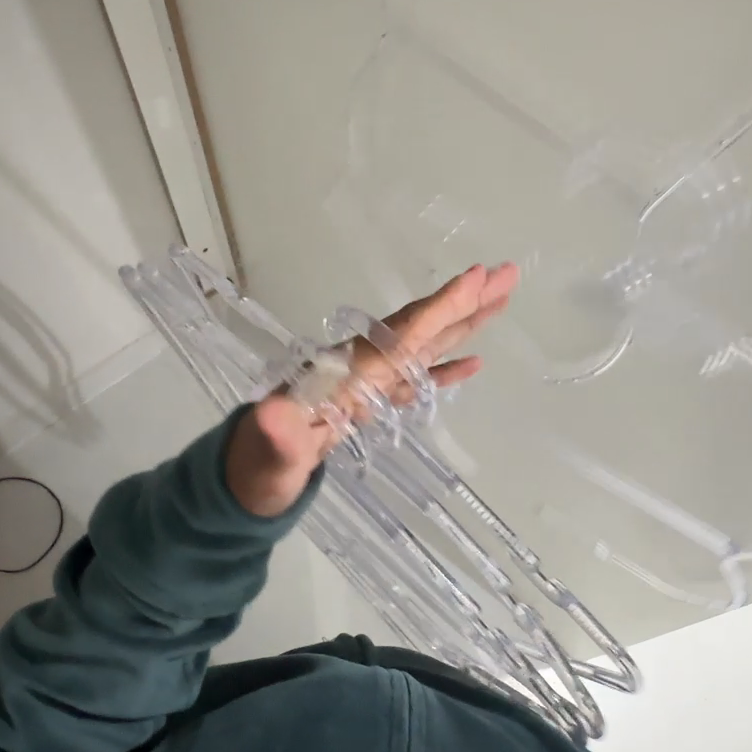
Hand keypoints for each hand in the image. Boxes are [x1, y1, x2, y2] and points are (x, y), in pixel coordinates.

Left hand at [226, 263, 519, 516]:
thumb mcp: (265, 454)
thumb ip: (274, 437)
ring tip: (502, 300)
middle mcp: (363, 367)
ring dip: (463, 323)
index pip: (402, 333)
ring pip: (425, 345)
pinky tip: (474, 362)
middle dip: (465, 300)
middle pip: (422, 326)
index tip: (476, 276)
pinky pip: (418, 378)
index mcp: (347, 372)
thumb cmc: (256, 469)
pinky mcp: (371, 403)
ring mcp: (369, 384)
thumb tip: (275, 414)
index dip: (441, 307)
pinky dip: (446, 368)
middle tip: (508, 272)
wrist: (243, 478)